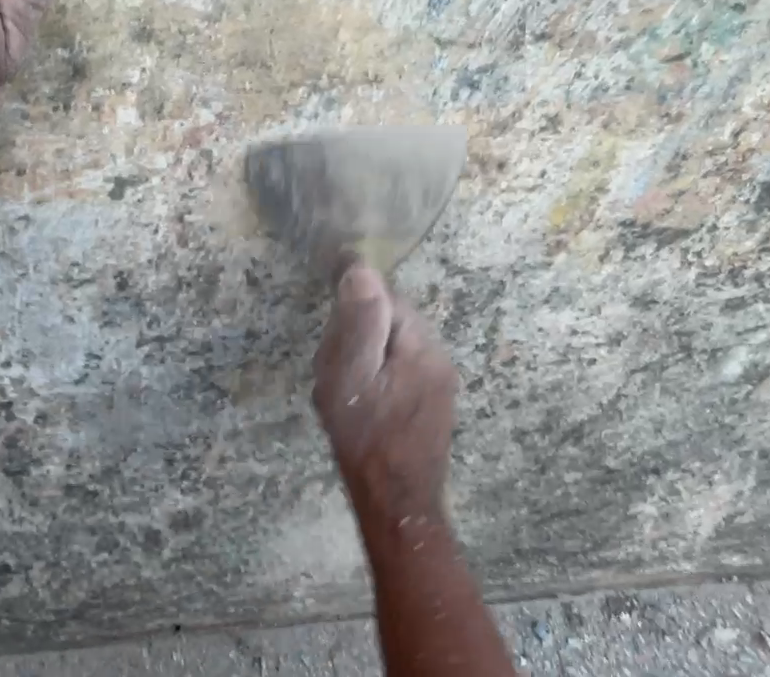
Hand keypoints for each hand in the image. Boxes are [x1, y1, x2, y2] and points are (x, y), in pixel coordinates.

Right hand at [314, 266, 460, 520]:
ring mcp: (440, 380)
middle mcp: (438, 354)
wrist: (397, 501)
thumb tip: (360, 268)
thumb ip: (358, 321)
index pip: (383, 295)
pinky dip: (377, 372)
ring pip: (393, 343)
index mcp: (420, 342)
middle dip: (357, 329)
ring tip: (343, 383)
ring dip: (366, 353)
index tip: (329, 321)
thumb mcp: (350, 374)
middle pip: (390, 318)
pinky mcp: (434, 400)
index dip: (351, 301)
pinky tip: (361, 399)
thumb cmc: (365, 435)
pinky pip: (401, 367)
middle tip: (331, 361)